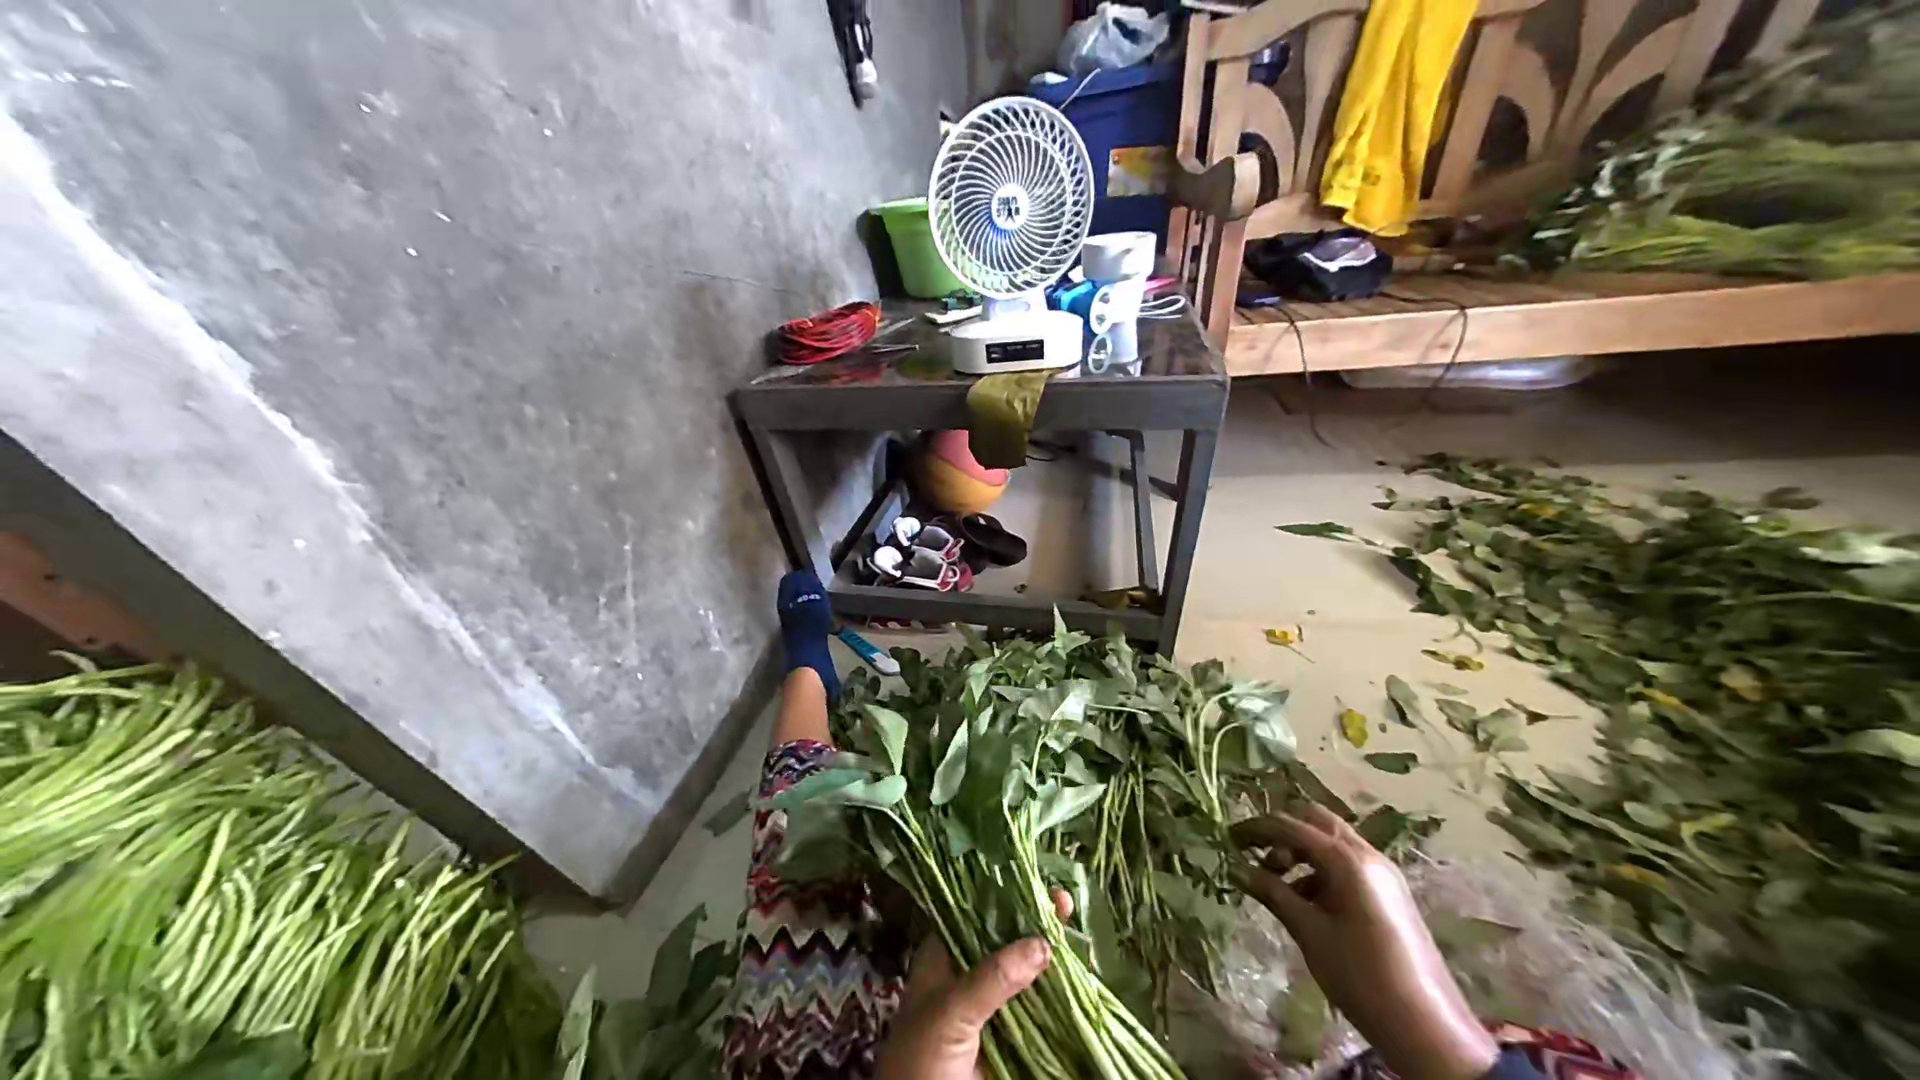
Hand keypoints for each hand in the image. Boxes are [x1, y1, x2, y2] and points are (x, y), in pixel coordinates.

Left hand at [876, 892, 1069, 1079]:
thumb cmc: (921, 1061)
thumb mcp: (950, 1012)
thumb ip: (992, 977)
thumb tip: (1042, 943)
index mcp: (942, 958)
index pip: (973, 914)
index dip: (1002, 896)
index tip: (1033, 881)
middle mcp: (966, 975)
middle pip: (1003, 940)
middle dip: (1032, 920)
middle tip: (1063, 901)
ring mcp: (988, 1006)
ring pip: (1022, 971)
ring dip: (1047, 953)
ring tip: (1073, 922)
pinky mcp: (1009, 1037)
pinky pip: (1035, 1008)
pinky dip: (1055, 992)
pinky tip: (1075, 970)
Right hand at [1232, 808, 1497, 1079]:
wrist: (1429, 1030)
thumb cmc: (1361, 977)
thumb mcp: (1309, 932)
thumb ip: (1272, 892)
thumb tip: (1237, 868)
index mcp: (1347, 860)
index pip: (1290, 826)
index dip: (1255, 829)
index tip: (1226, 838)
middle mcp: (1367, 855)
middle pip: (1315, 820)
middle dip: (1281, 831)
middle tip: (1254, 853)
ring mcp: (1382, 872)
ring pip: (1331, 841)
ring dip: (1299, 850)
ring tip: (1275, 881)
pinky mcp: (1388, 892)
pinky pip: (1346, 863)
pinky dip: (1319, 868)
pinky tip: (1304, 899)